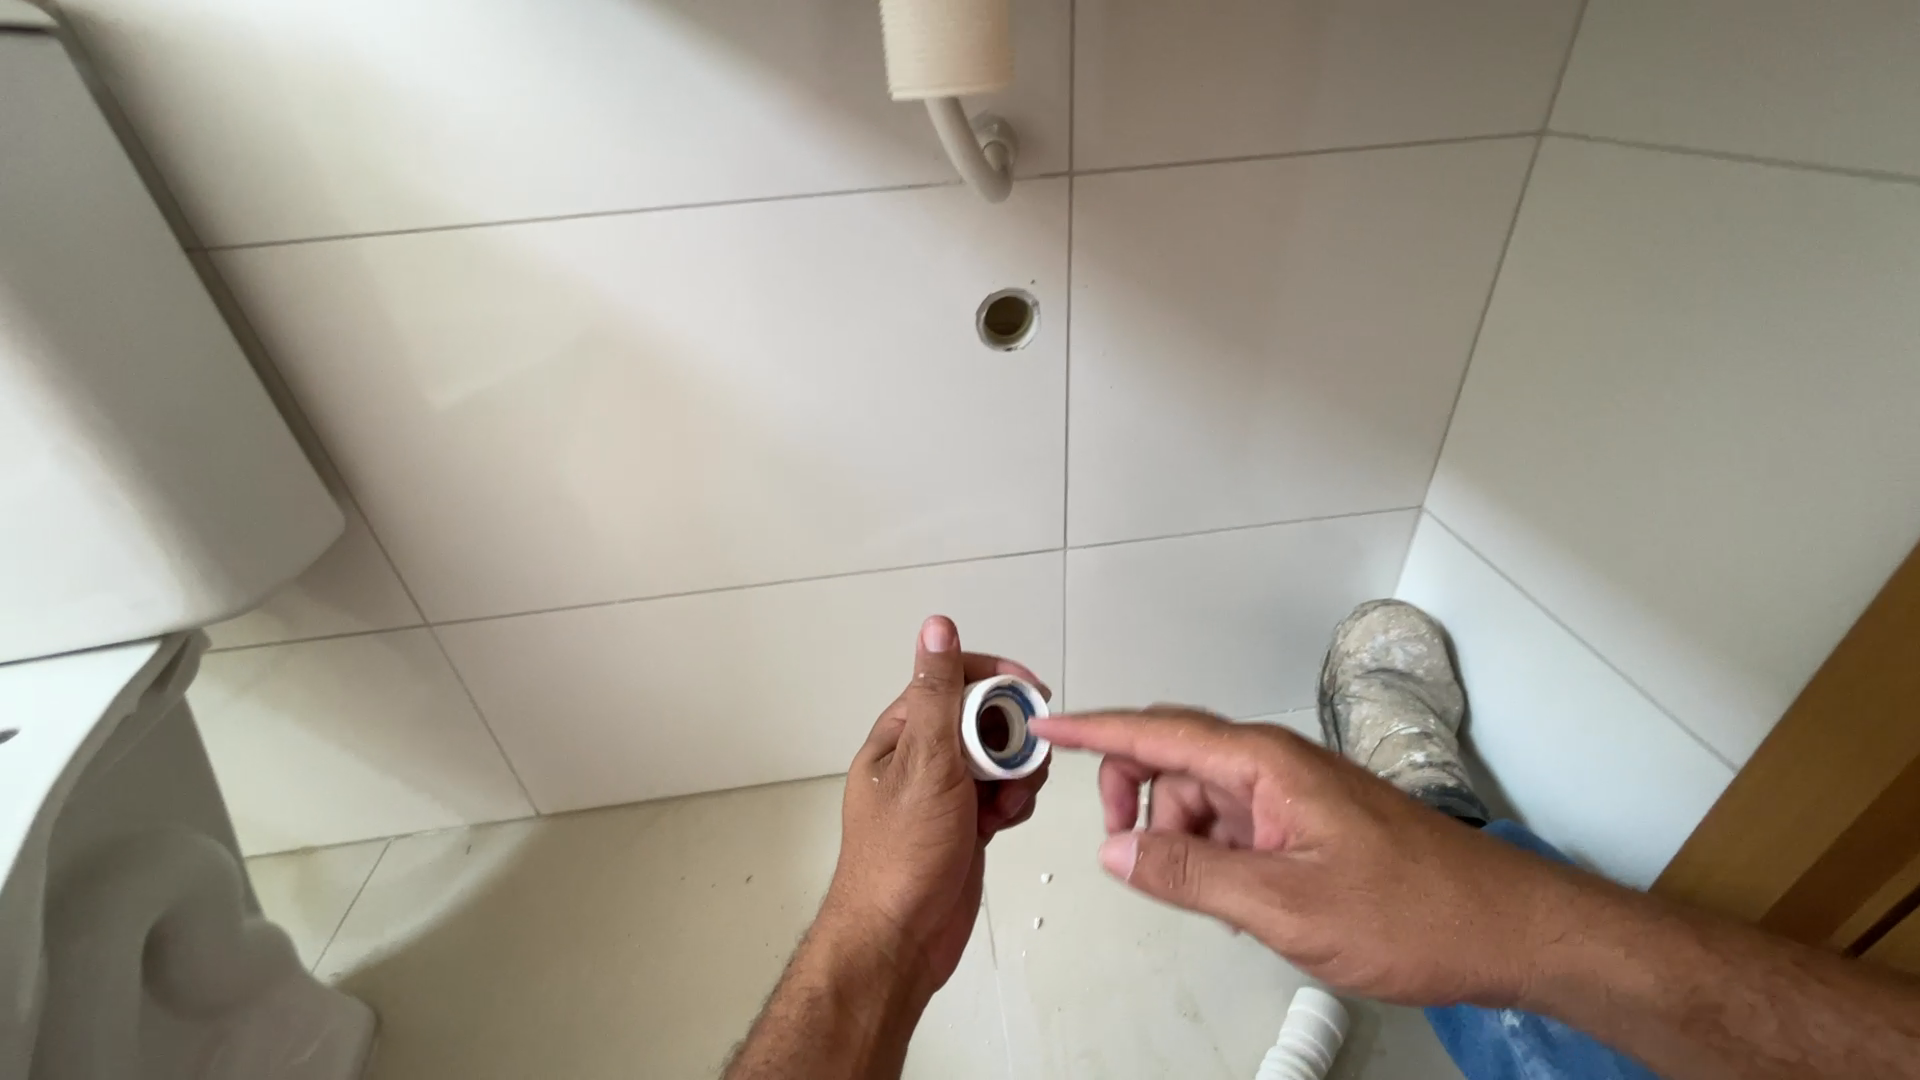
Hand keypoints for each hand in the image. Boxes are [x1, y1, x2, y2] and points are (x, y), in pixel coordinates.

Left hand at [821, 616, 1050, 997]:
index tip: (1032, 690)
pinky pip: (1000, 794)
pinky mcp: (964, 823)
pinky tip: (1006, 823)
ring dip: (1015, 773)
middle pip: (981, 719)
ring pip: (996, 758)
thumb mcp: (926, 761)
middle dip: (1011, 735)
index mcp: (901, 733)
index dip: (995, 678)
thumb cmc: (905, 852)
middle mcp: (921, 756)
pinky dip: (1011, 802)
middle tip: (1028, 760)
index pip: (952, 681)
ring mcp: (944, 792)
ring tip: (1012, 801)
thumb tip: (936, 624)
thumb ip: (938, 693)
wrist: (900, 942)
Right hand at [1029, 706, 1575, 1007]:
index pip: (1155, 733)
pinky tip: (1238, 895)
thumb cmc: (1411, 912)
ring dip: (1180, 837)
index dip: (1092, 730)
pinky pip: (1230, 820)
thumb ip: (1190, 875)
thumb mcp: (1284, 906)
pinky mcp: (1301, 816)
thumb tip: (1116, 852)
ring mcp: (1286, 788)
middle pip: (1171, 758)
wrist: (1511, 931)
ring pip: (1198, 795)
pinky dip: (1213, 851)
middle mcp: (1268, 762)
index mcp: (1260, 762)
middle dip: (1136, 797)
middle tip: (1129, 855)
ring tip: (1212, 896)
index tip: (1044, 728)